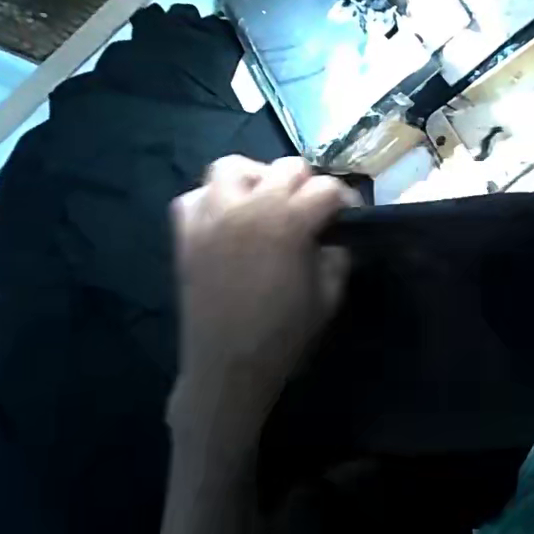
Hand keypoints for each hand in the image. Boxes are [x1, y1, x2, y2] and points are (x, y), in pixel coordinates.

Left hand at [168, 155, 358, 454]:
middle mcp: (249, 206)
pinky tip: (226, 220)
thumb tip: (334, 235)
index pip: (327, 189)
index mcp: (289, 221)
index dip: (345, 202)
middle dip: (306, 186)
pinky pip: (196, 195)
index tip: (348, 217)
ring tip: (263, 204)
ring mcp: (212, 215)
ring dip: (255, 179)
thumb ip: (337, 255)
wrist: (228, 366)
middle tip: (308, 213)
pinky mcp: (186, 232)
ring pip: (233, 167)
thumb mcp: (330, 295)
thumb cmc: (284, 335)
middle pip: (287, 167)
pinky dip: (212, 200)